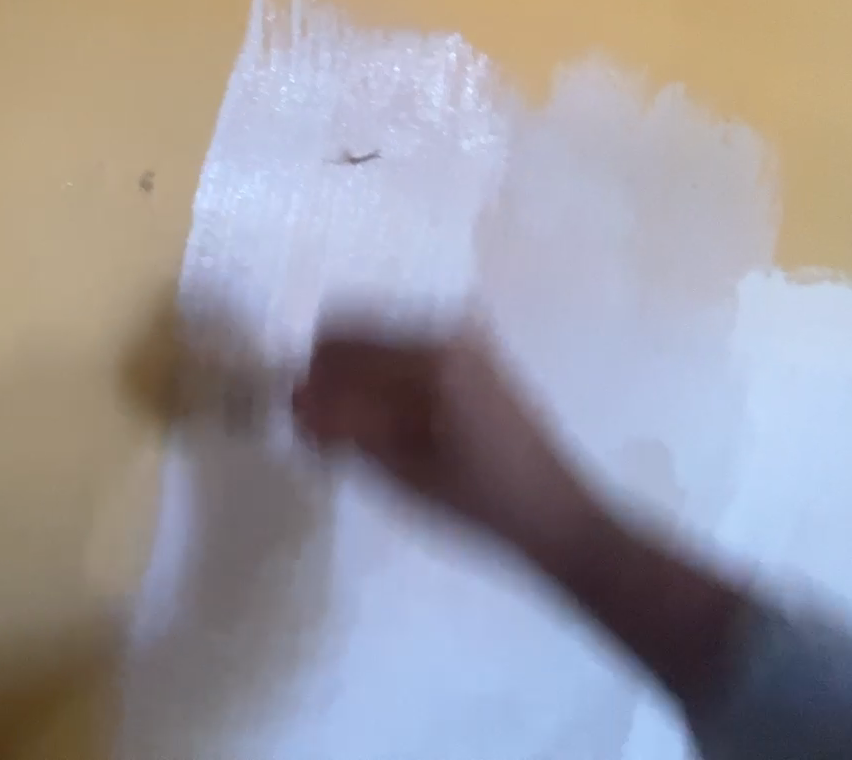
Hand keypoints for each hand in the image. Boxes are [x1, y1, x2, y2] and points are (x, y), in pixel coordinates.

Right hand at [292, 326, 598, 562]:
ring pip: (368, 338)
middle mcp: (446, 331)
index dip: (308, 383)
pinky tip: (381, 419)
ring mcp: (460, 337)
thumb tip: (292, 402)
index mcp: (431, 357)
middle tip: (316, 425)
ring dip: (346, 376)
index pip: (338, 348)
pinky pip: (395, 349)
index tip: (295, 420)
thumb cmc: (478, 503)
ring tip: (350, 428)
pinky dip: (373, 377)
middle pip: (348, 331)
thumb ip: (339, 428)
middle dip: (323, 376)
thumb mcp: (397, 471)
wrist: (559, 519)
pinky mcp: (466, 352)